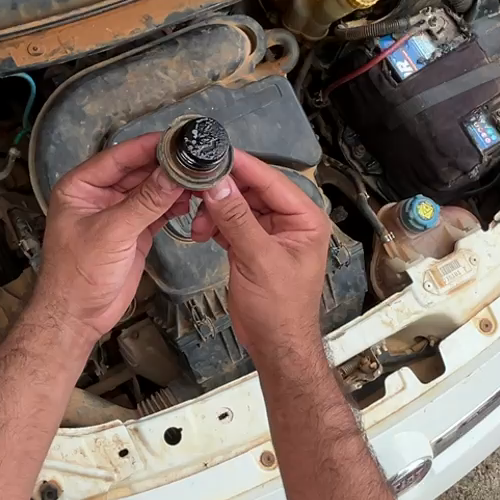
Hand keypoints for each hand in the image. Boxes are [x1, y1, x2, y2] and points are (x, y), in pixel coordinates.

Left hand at [35, 133, 187, 340]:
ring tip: (196, 179)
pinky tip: (189, 200)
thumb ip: (144, 201)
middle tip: (194, 159)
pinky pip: (156, 211)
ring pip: (150, 190)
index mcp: (80, 187)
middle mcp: (99, 196)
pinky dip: (172, 206)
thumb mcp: (112, 232)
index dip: (147, 147)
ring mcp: (118, 214)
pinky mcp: (133, 232)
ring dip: (172, 186)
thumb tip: (171, 174)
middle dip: (165, 166)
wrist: (78, 315)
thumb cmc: (76, 275)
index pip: (118, 157)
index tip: (174, 139)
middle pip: (137, 171)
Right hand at [191, 150, 332, 358]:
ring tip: (197, 224)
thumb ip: (237, 219)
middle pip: (252, 190)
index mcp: (305, 218)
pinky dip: (214, 224)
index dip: (242, 166)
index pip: (271, 180)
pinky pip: (231, 222)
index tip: (214, 154)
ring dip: (215, 211)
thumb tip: (218, 184)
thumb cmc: (281, 309)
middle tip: (195, 188)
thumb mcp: (258, 260)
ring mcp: (271, 232)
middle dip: (223, 191)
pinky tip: (200, 231)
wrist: (275, 345)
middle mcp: (290, 220)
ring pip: (238, 205)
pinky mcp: (253, 245)